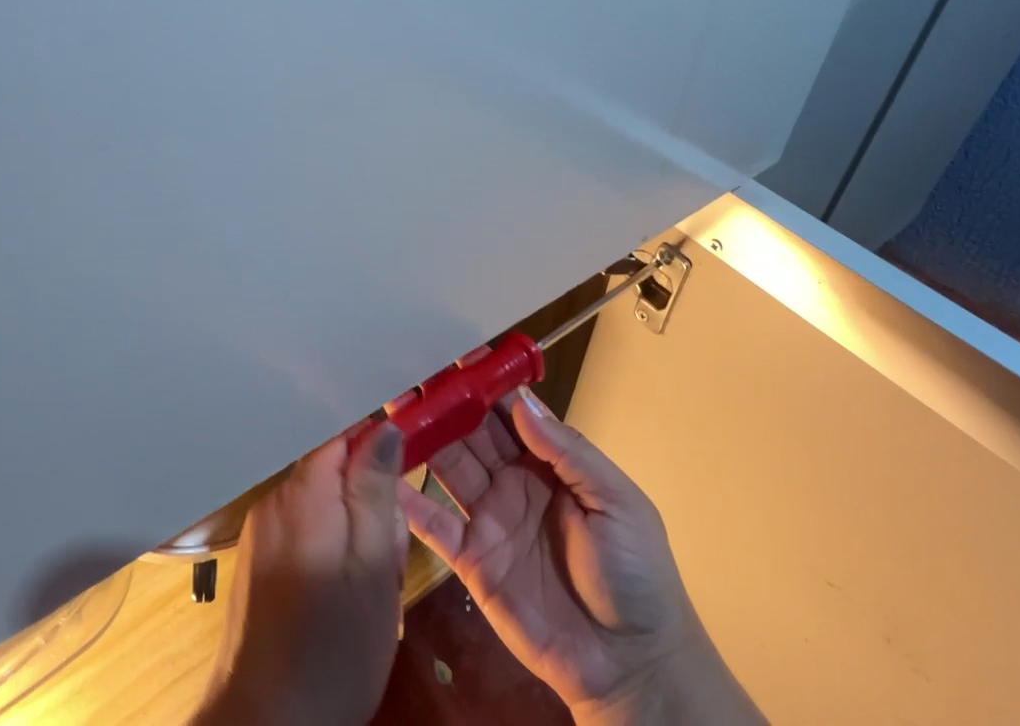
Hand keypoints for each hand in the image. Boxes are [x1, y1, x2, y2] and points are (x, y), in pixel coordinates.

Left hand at [192, 422, 408, 725]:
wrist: (267, 725)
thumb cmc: (332, 647)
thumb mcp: (373, 566)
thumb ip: (375, 491)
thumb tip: (383, 428)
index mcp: (301, 495)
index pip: (341, 435)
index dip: (378, 447)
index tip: (406, 476)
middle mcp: (274, 505)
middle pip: (335, 473)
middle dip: (371, 504)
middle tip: (388, 559)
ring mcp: (263, 537)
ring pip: (326, 508)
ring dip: (358, 536)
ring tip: (371, 588)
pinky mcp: (260, 567)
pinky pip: (309, 536)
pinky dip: (336, 556)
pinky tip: (345, 600)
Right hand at [398, 389, 763, 725]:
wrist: (628, 661)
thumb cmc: (635, 573)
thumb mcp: (615, 502)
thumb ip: (568, 452)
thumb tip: (522, 401)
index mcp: (553, 465)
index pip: (512, 415)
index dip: (486, 388)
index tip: (456, 357)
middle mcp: (515, 484)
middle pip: (473, 436)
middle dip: (445, 407)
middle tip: (410, 377)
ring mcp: (490, 521)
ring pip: (449, 469)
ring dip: (423, 442)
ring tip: (391, 413)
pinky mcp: (471, 561)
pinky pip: (435, 526)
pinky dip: (410, 504)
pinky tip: (384, 479)